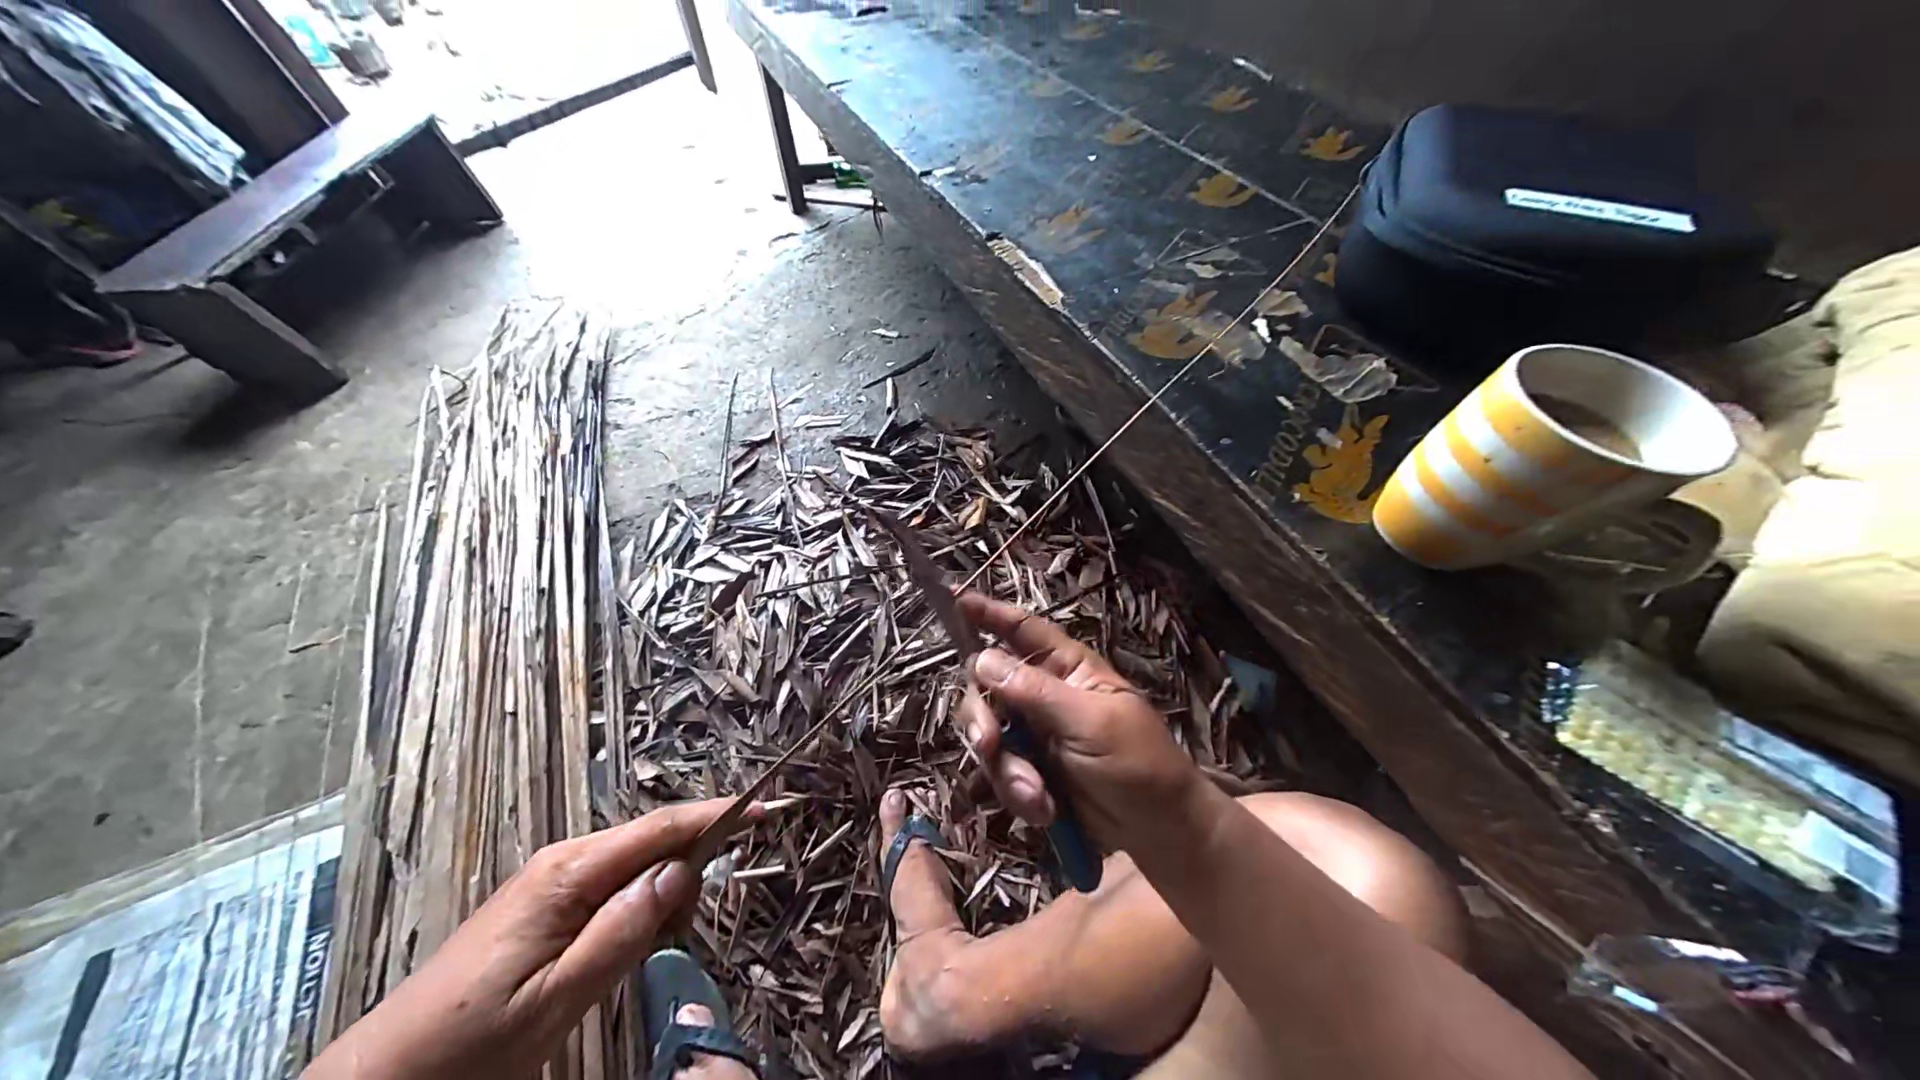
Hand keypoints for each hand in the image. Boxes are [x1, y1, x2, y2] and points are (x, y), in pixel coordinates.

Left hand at [306, 798, 758, 1079]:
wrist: (382, 1075)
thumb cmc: (469, 1044)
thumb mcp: (555, 999)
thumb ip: (623, 931)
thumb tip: (683, 871)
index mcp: (568, 874)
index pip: (660, 828)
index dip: (716, 815)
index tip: (764, 808)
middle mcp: (565, 860)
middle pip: (653, 842)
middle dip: (685, 873)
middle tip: (678, 935)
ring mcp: (554, 878)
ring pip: (637, 866)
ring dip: (659, 899)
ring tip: (642, 955)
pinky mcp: (548, 900)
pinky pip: (614, 887)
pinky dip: (636, 909)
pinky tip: (620, 950)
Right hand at [956, 591, 1199, 851]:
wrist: (1158, 831)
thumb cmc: (1139, 763)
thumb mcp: (1092, 722)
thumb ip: (1035, 692)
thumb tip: (982, 658)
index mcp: (1067, 667)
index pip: (1022, 629)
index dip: (989, 613)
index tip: (955, 599)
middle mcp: (1042, 694)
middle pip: (986, 685)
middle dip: (983, 717)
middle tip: (989, 743)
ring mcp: (1033, 734)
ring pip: (987, 734)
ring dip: (1006, 768)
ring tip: (1037, 795)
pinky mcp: (1028, 770)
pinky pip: (999, 772)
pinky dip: (1015, 793)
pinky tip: (1044, 810)